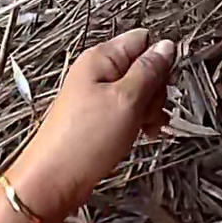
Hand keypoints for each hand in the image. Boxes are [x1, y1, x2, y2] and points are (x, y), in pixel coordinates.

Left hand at [6, 28, 174, 222]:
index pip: (143, 40)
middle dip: (155, 89)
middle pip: (144, 66)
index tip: (161, 83)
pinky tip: (141, 133)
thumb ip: (150, 70)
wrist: (54, 182)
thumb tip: (167, 46)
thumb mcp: (127, 99)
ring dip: (149, 108)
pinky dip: (139, 120)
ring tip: (144, 126)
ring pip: (139, 91)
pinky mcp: (99, 116)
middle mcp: (98, 72)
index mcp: (101, 58)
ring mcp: (98, 95)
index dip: (159, 60)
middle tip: (147, 109)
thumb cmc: (82, 140)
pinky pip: (129, 109)